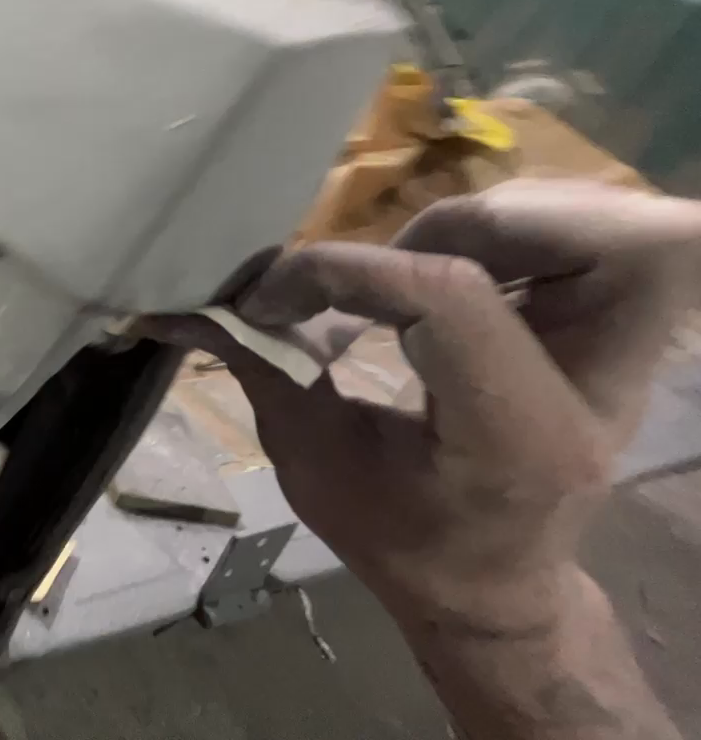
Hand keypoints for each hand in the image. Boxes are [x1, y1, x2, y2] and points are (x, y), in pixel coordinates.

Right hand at [147, 180, 700, 636]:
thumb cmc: (393, 536)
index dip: (341, 271)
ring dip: (504, 222)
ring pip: (631, 231)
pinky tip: (448, 266)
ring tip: (414, 261)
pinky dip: (521, 234)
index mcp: (513, 435)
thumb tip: (174, 307)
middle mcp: (597, 390)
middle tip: (394, 255)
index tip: (268, 297)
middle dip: (484, 224)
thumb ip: (256, 363)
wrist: (492, 584)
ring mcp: (625, 363)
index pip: (449, 298)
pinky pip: (604, 246)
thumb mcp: (307, 456)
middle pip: (629, 247)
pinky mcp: (615, 339)